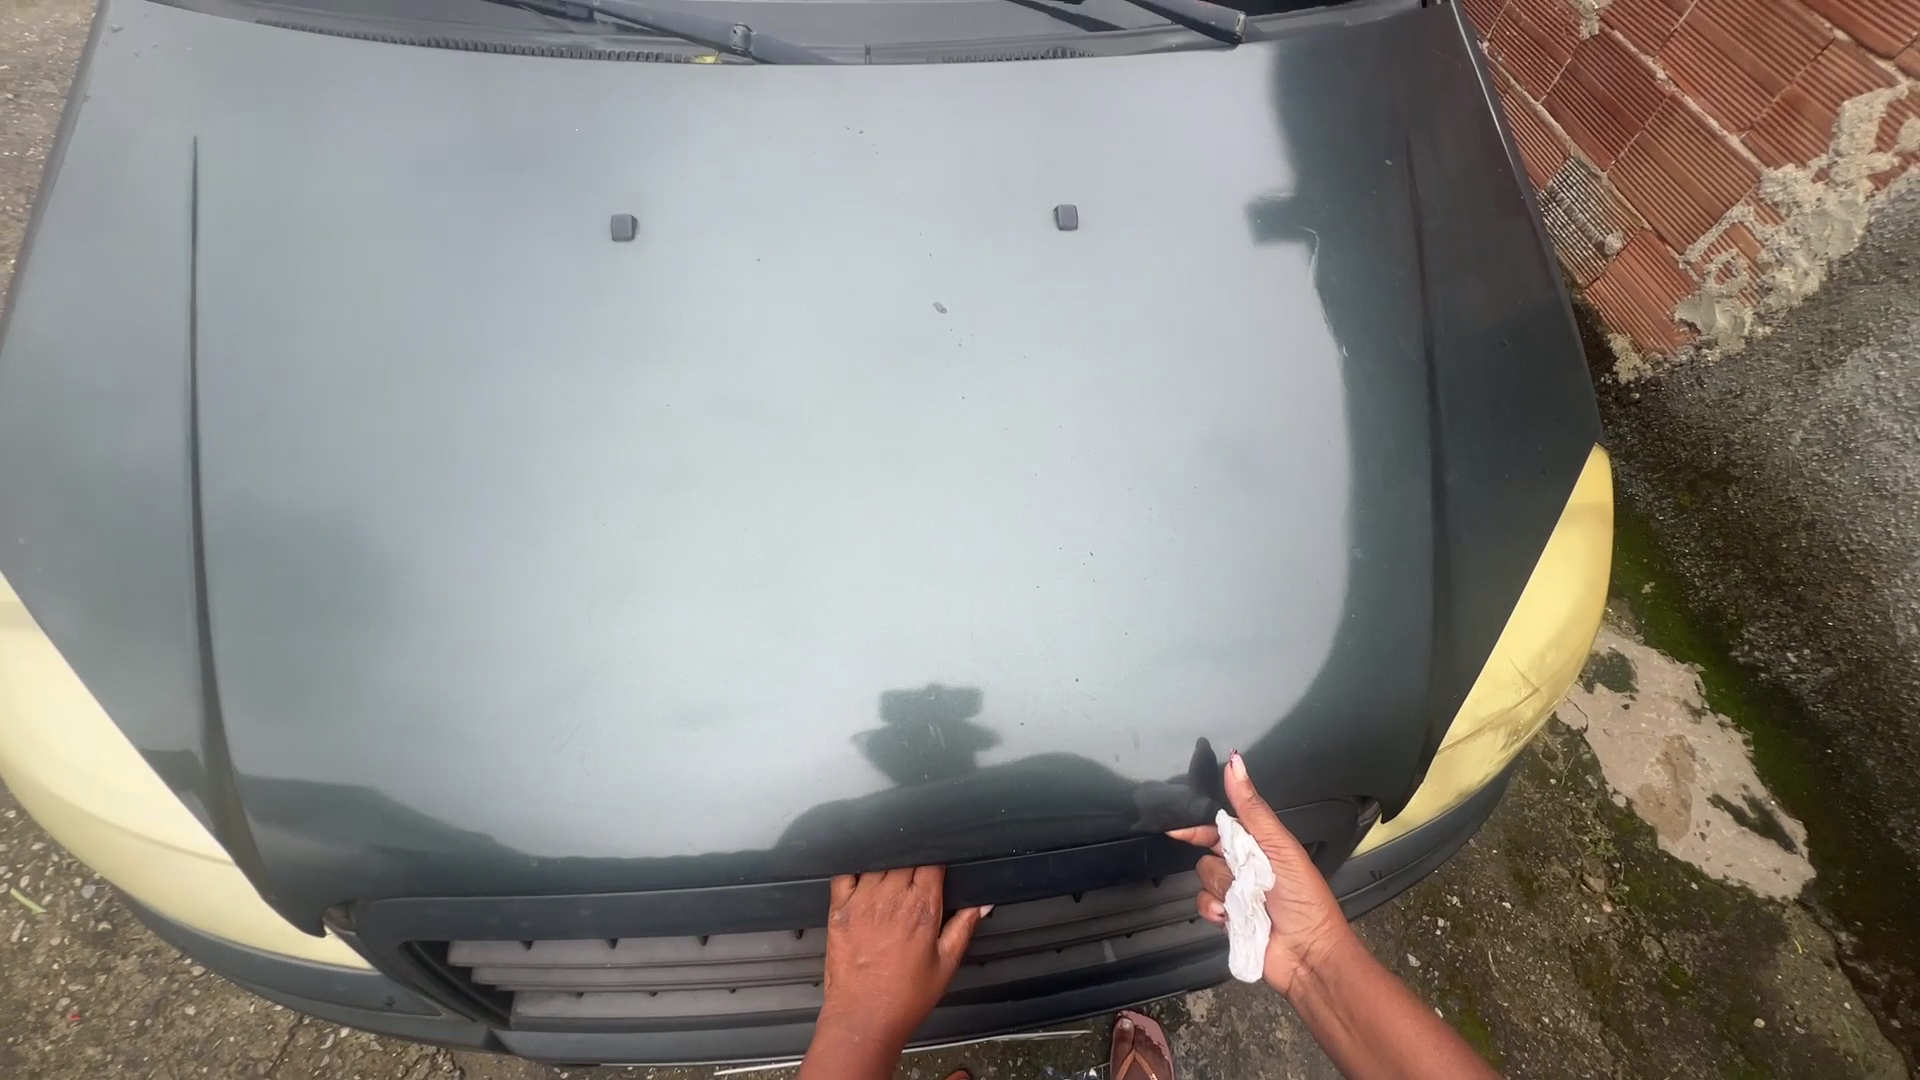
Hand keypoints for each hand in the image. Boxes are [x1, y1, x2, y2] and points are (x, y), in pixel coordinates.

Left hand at [811, 867, 988, 1057]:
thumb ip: (964, 926)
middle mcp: (891, 897)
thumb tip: (982, 904)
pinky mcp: (840, 907)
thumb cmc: (904, 997)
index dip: (936, 861)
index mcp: (921, 907)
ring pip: (880, 860)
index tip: (937, 871)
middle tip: (915, 883)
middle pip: (906, 857)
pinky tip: (864, 878)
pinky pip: (846, 871)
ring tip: (892, 884)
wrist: (863, 1019)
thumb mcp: (945, 964)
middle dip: (914, 863)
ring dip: (889, 865)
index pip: (931, 862)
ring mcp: (862, 900)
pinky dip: (856, 868)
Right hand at [1168, 750, 1353, 999]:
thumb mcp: (1280, 846)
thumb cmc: (1305, 899)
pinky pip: (1203, 904)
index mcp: (1259, 845)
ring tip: (1245, 902)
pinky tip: (1231, 918)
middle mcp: (1244, 867)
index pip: (1220, 826)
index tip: (1178, 828)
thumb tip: (1235, 762)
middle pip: (1207, 851)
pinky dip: (1215, 910)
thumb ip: (1252, 808)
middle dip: (1219, 863)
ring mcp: (1235, 894)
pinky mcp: (1227, 918)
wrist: (1310, 957)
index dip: (1199, 825)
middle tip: (1237, 873)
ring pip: (1204, 877)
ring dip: (1222, 890)